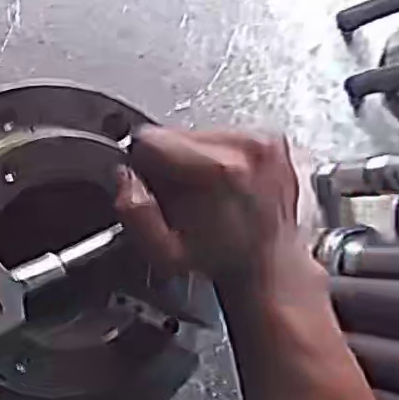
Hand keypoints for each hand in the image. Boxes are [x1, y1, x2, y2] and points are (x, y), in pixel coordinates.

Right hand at [114, 125, 310, 289]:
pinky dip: (213, 159)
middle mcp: (248, 147)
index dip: (141, 167)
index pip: (149, 139)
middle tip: (182, 199)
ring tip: (205, 196)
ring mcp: (265, 143)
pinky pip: (220, 138)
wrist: (270, 266)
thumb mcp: (162, 253)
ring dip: (189, 161)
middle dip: (167, 163)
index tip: (156, 192)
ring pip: (194, 134)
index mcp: (220, 169)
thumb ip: (134, 213)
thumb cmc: (221, 260)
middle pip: (172, 133)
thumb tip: (125, 178)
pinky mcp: (273, 142)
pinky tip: (223, 189)